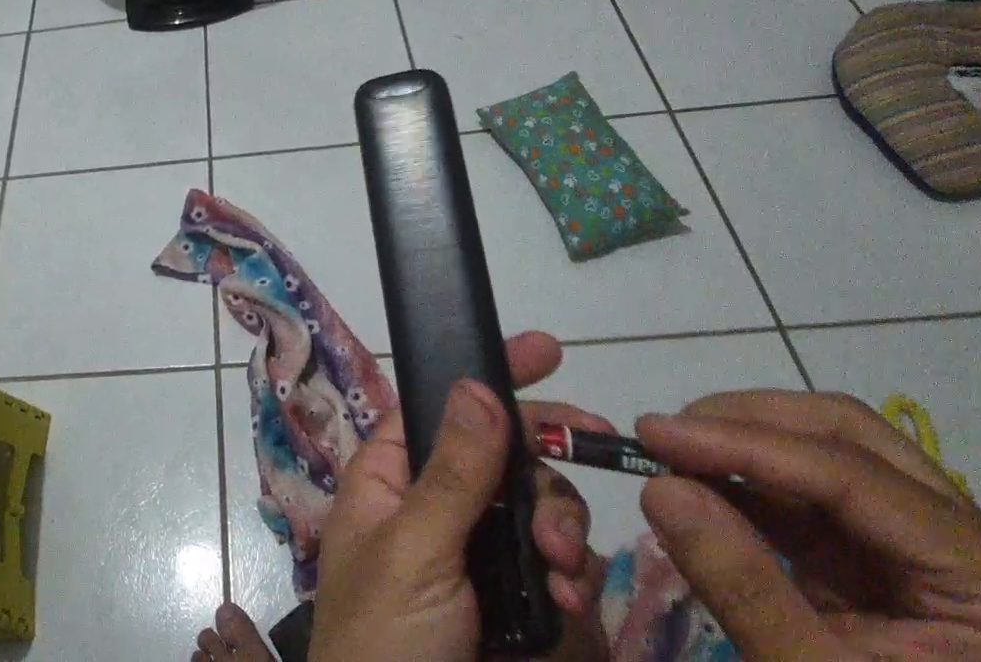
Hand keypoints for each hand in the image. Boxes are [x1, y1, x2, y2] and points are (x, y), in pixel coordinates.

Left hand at [311, 331, 615, 661]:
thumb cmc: (385, 639)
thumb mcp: (413, 550)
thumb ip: (453, 472)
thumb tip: (476, 382)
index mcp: (390, 479)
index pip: (438, 405)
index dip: (486, 373)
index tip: (546, 348)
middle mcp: (434, 505)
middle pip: (501, 450)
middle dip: (543, 456)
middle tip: (595, 440)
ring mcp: (477, 553)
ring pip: (537, 505)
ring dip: (561, 522)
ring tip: (561, 564)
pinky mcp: (516, 601)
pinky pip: (556, 564)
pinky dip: (572, 576)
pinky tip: (570, 602)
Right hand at [636, 390, 980, 659]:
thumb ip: (743, 588)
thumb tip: (659, 488)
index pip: (849, 474)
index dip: (743, 444)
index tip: (650, 431)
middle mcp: (972, 541)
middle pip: (848, 438)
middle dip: (746, 424)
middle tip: (661, 434)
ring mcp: (929, 546)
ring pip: (827, 450)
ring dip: (741, 444)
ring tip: (667, 454)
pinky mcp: (880, 559)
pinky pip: (808, 495)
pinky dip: (745, 481)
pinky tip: (696, 483)